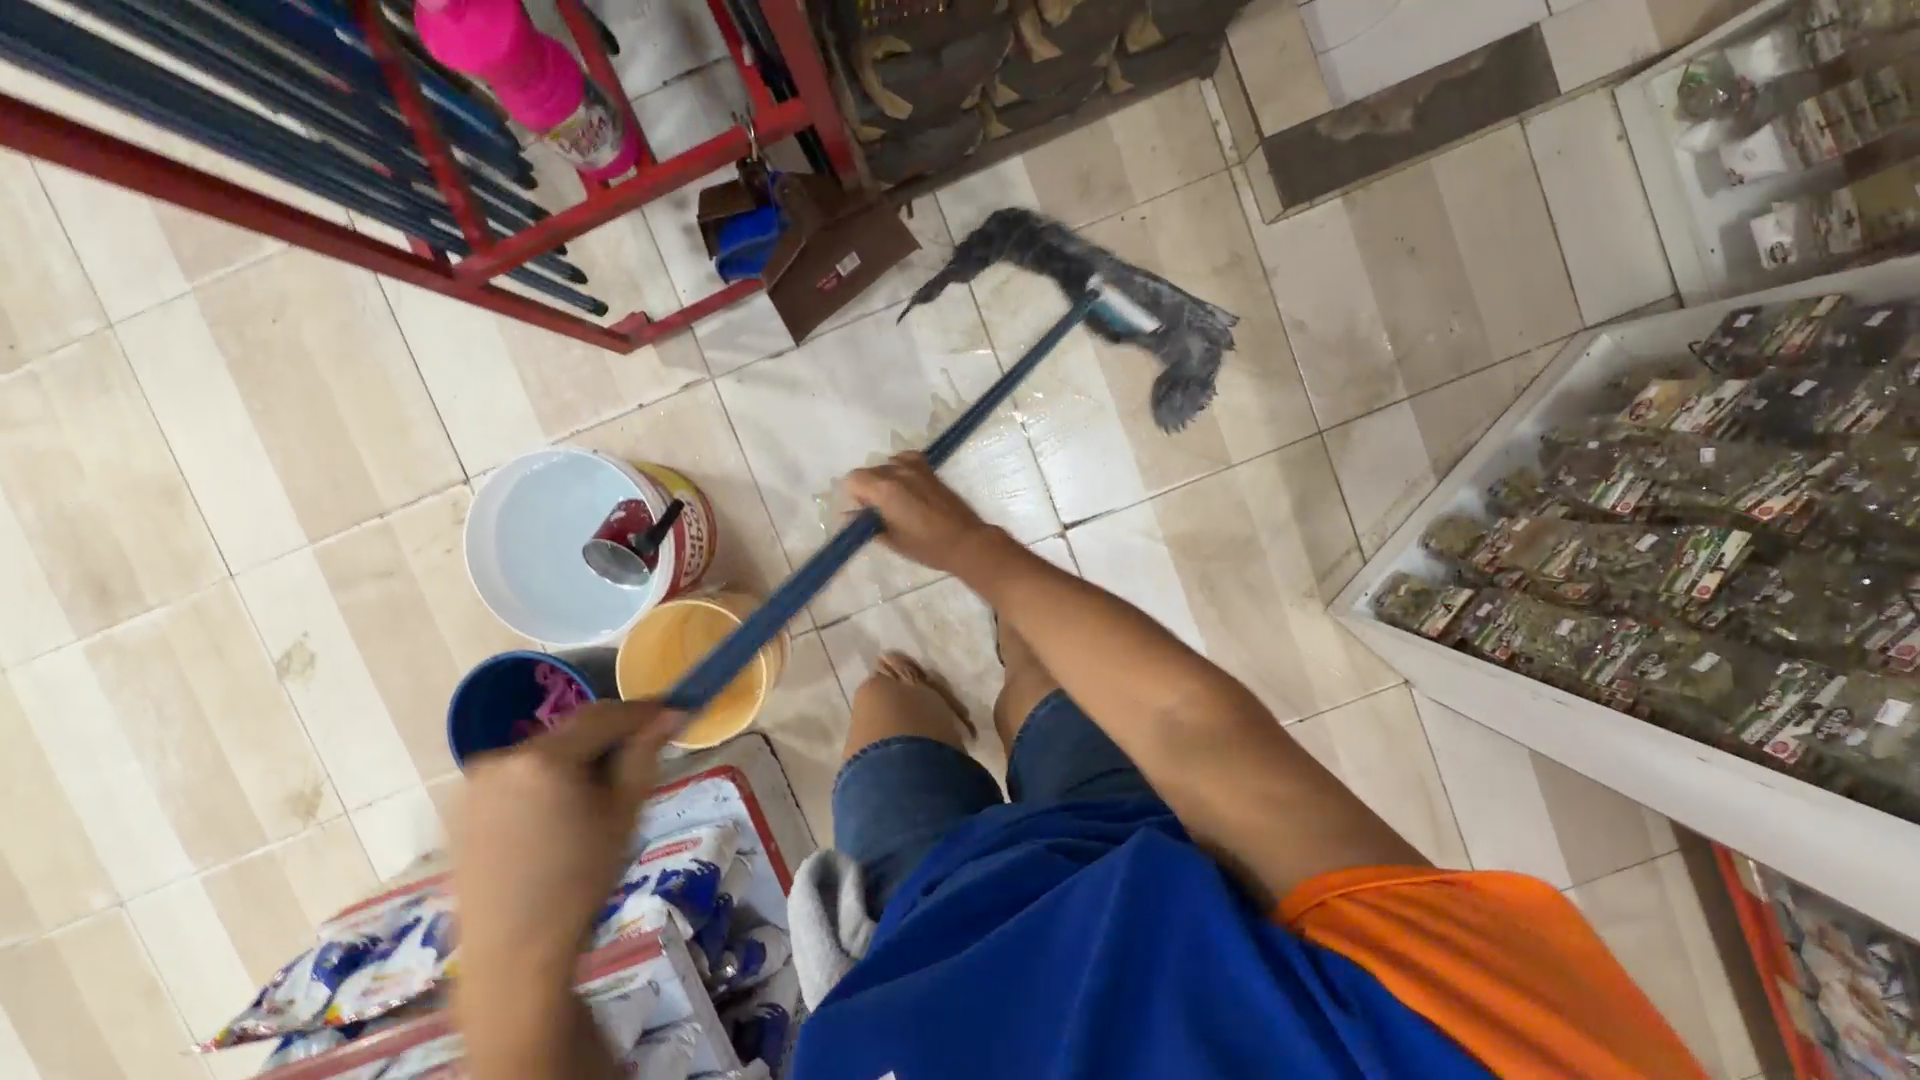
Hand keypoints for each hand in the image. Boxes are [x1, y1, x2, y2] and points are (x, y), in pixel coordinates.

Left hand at [452, 700, 679, 977]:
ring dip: (572, 762)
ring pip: (542, 754)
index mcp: (544, 759)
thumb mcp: (623, 814)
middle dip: (605, 740)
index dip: (641, 712)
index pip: (604, 716)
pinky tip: (556, 818)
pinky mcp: (459, 806)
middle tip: (637, 760)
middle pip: (570, 733)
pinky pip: (515, 778)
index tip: (670, 713)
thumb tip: (668, 715)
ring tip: (593, 797)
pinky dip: (541, 783)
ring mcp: (474, 781)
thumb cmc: (578, 882)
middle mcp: (502, 757)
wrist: (512, 950)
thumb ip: (644, 756)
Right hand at [845, 452, 1003, 573]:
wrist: (965, 541)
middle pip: (868, 471)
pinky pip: (906, 459)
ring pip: (886, 464)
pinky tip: (906, 484)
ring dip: (883, 479)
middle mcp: (898, 472)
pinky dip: (899, 467)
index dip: (854, 496)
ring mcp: (916, 468)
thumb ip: (866, 525)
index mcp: (885, 489)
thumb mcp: (892, 540)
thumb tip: (848, 517)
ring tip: (894, 500)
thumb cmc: (927, 545)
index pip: (853, 479)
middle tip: (878, 512)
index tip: (864, 513)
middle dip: (866, 489)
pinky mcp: (930, 470)